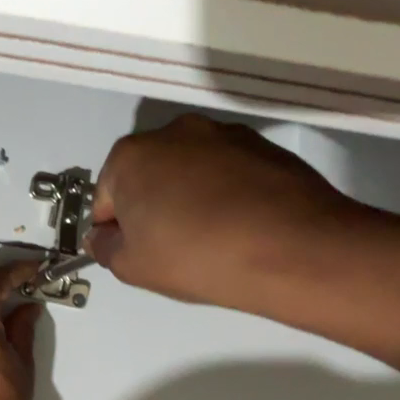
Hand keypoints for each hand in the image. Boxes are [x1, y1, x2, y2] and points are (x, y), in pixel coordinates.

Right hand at [89, 114, 362, 308]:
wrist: (295, 248)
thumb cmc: (196, 255)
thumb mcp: (131, 267)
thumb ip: (105, 247)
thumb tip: (105, 236)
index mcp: (130, 156)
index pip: (105, 199)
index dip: (117, 230)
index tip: (140, 253)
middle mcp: (172, 132)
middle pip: (148, 175)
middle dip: (153, 205)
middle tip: (174, 246)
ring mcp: (223, 134)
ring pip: (189, 170)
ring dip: (191, 196)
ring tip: (214, 236)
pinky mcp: (265, 145)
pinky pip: (229, 172)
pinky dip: (228, 193)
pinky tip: (242, 225)